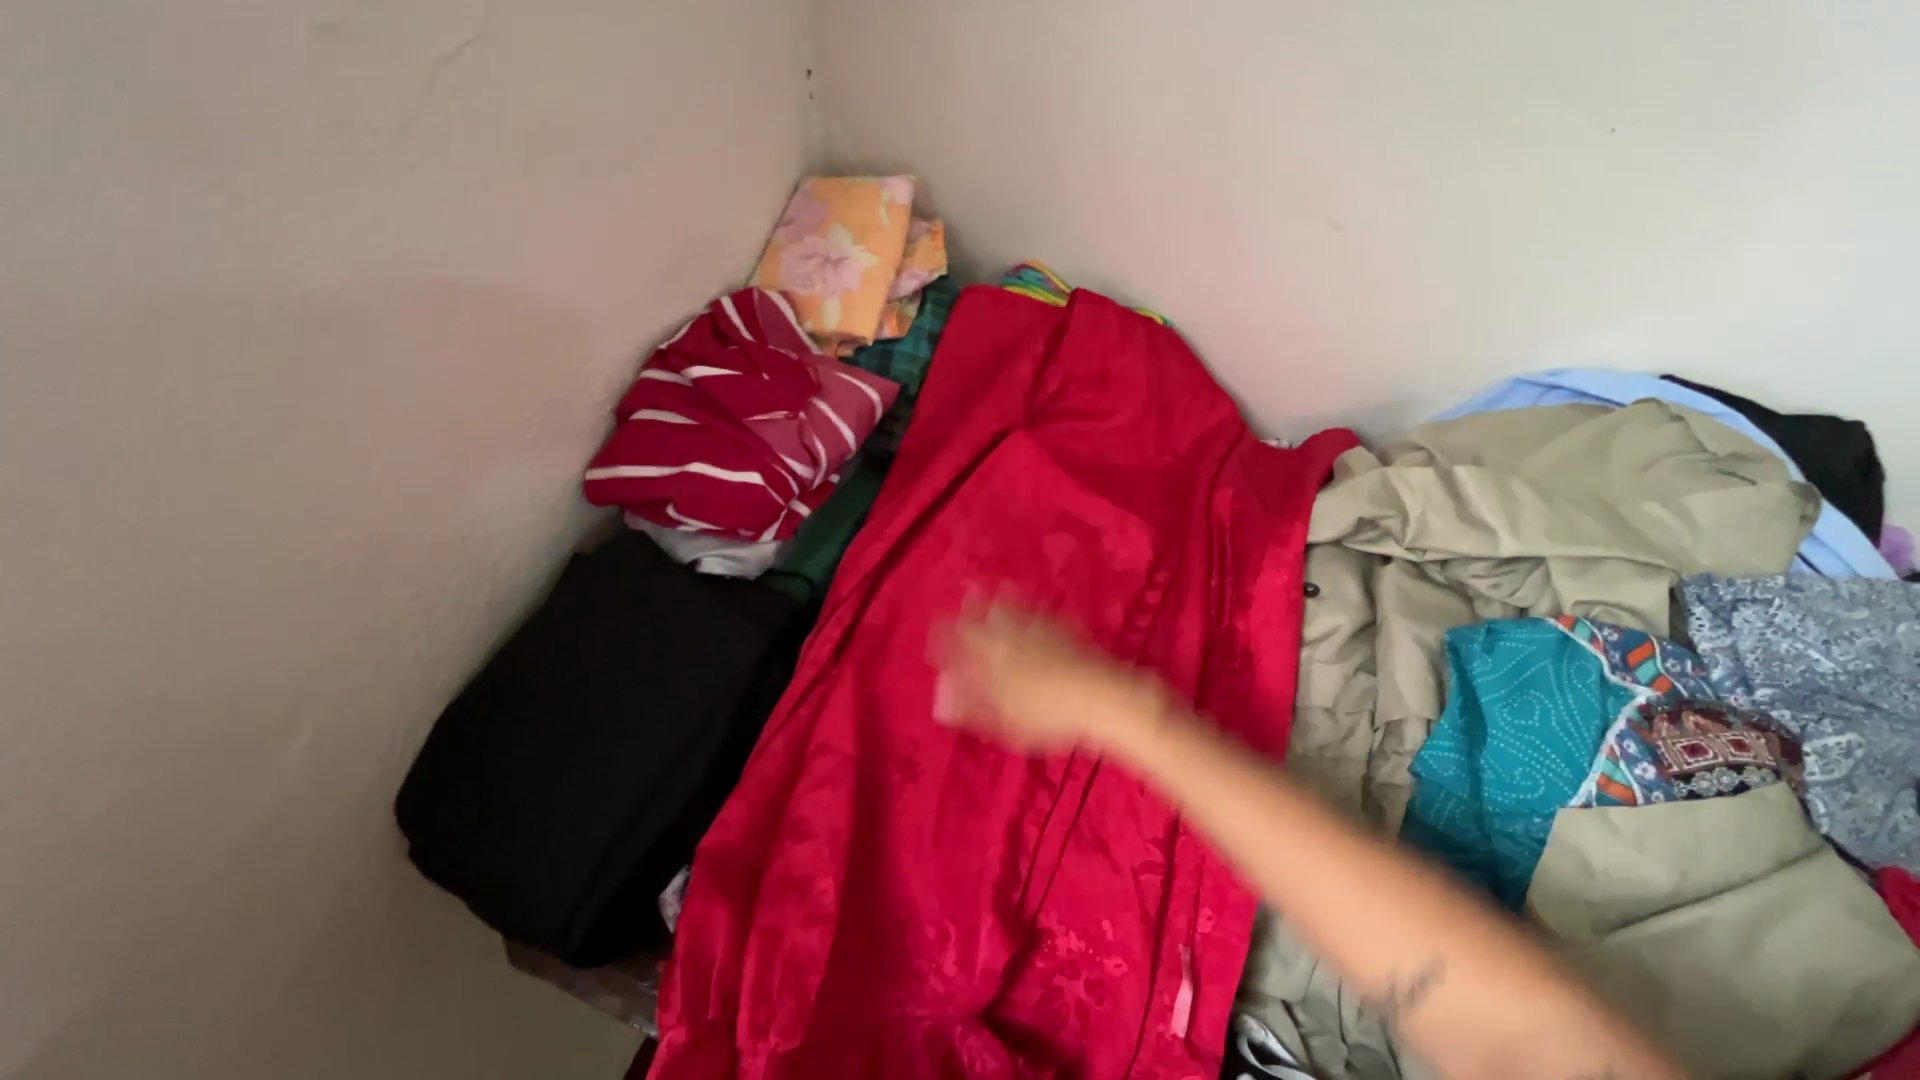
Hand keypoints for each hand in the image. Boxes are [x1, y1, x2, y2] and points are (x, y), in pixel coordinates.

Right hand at [932, 598, 1173, 755]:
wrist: (1104, 696)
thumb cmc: (1048, 715)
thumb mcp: (1003, 719)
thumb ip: (971, 708)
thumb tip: (941, 702)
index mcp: (991, 656)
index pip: (960, 641)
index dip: (945, 636)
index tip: (934, 630)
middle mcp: (1012, 635)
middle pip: (986, 617)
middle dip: (971, 607)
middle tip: (962, 594)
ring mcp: (1042, 629)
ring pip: (1013, 608)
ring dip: (999, 599)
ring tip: (992, 590)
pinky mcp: (1067, 630)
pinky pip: (1041, 611)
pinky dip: (1030, 606)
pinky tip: (1032, 606)